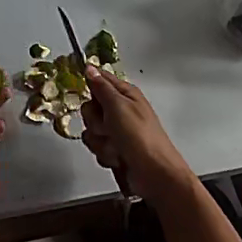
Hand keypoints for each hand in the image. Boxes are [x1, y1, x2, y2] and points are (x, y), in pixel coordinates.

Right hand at [78, 65, 191, 204]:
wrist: (154, 174)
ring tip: (116, 146)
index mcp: (125, 94)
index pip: (99, 79)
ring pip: (91, 131)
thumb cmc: (140, 137)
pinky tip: (117, 158)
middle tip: (109, 127)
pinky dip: (105, 154)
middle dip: (95, 122)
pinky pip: (97, 147)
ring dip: (101, 141)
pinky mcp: (115, 149)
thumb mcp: (118, 106)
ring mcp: (118, 131)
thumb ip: (101, 86)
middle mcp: (121, 110)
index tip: (87, 96)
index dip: (90, 87)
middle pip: (90, 108)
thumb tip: (90, 67)